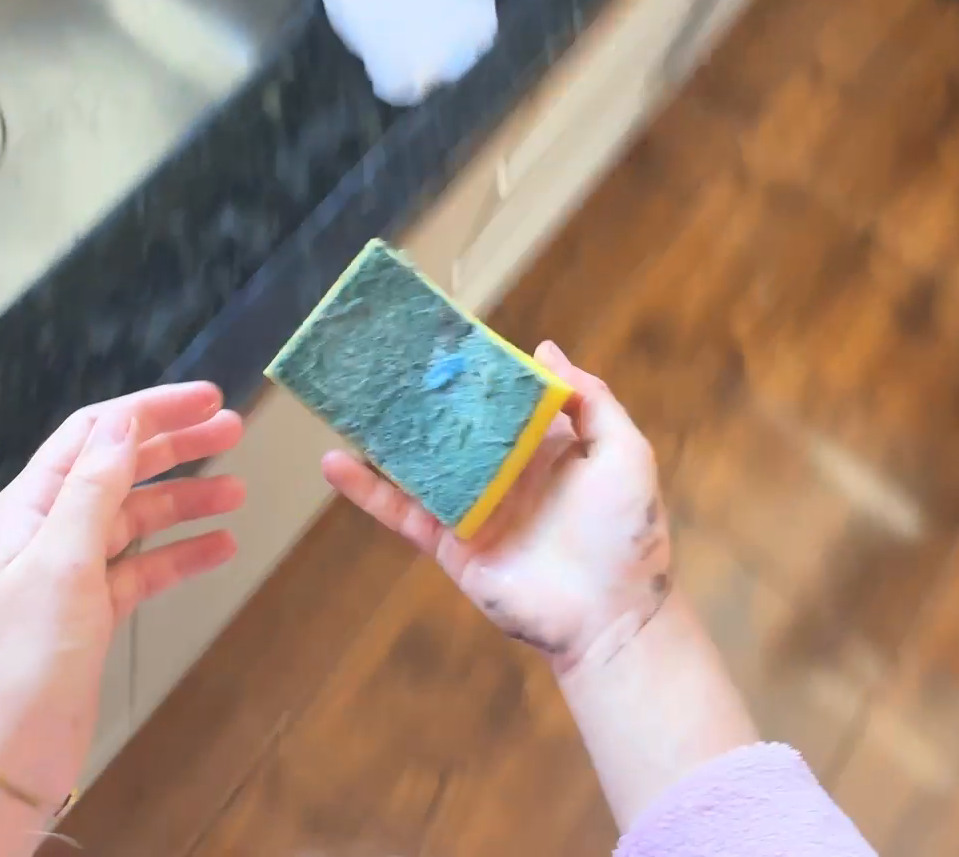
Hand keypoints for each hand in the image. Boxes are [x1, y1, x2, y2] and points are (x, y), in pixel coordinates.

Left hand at [0, 383, 245, 814]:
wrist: (2, 763)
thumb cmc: (25, 657)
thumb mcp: (61, 561)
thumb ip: (94, 487)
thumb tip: (124, 419)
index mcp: (33, 504)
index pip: (97, 432)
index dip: (151, 408)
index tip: (206, 398)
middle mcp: (53, 527)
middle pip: (123, 467)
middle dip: (177, 446)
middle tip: (233, 429)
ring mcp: (77, 569)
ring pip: (141, 516)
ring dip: (188, 500)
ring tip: (237, 491)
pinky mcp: (97, 608)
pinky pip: (148, 565)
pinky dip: (183, 554)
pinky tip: (221, 547)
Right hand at [323, 342, 671, 674]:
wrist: (610, 617)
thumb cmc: (625, 532)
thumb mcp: (623, 452)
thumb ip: (590, 400)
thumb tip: (544, 349)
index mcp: (537, 447)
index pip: (495, 400)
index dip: (470, 372)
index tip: (439, 341)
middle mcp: (497, 471)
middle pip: (447, 427)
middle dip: (418, 399)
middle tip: (379, 364)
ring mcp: (468, 506)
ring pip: (414, 464)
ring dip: (380, 437)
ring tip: (344, 403)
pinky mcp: (447, 541)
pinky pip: (400, 510)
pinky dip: (365, 490)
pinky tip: (333, 464)